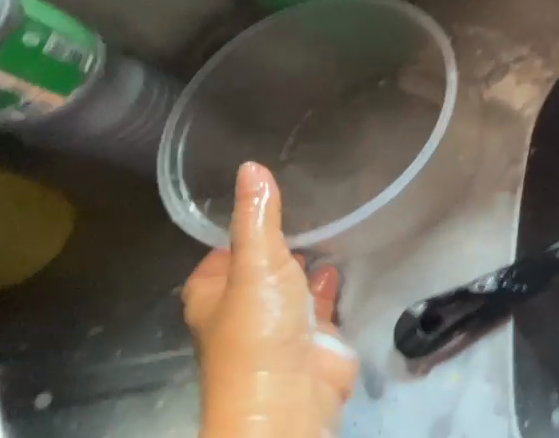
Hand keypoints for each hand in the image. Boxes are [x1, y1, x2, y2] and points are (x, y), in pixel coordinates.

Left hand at [183, 163, 356, 437]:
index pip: (221, 249)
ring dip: (307, 259)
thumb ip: (258, 217)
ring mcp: (278, 322)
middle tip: (309, 200)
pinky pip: (321, 298)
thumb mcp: (255, 264)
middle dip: (280, 239)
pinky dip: (330, 280)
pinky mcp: (313, 333)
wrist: (290, 392)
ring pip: (291, 281)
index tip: (269, 190)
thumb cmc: (258, 330)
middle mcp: (241, 307)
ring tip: (334, 221)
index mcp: (212, 293)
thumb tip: (250, 165)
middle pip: (258, 265)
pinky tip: (345, 258)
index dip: (240, 223)